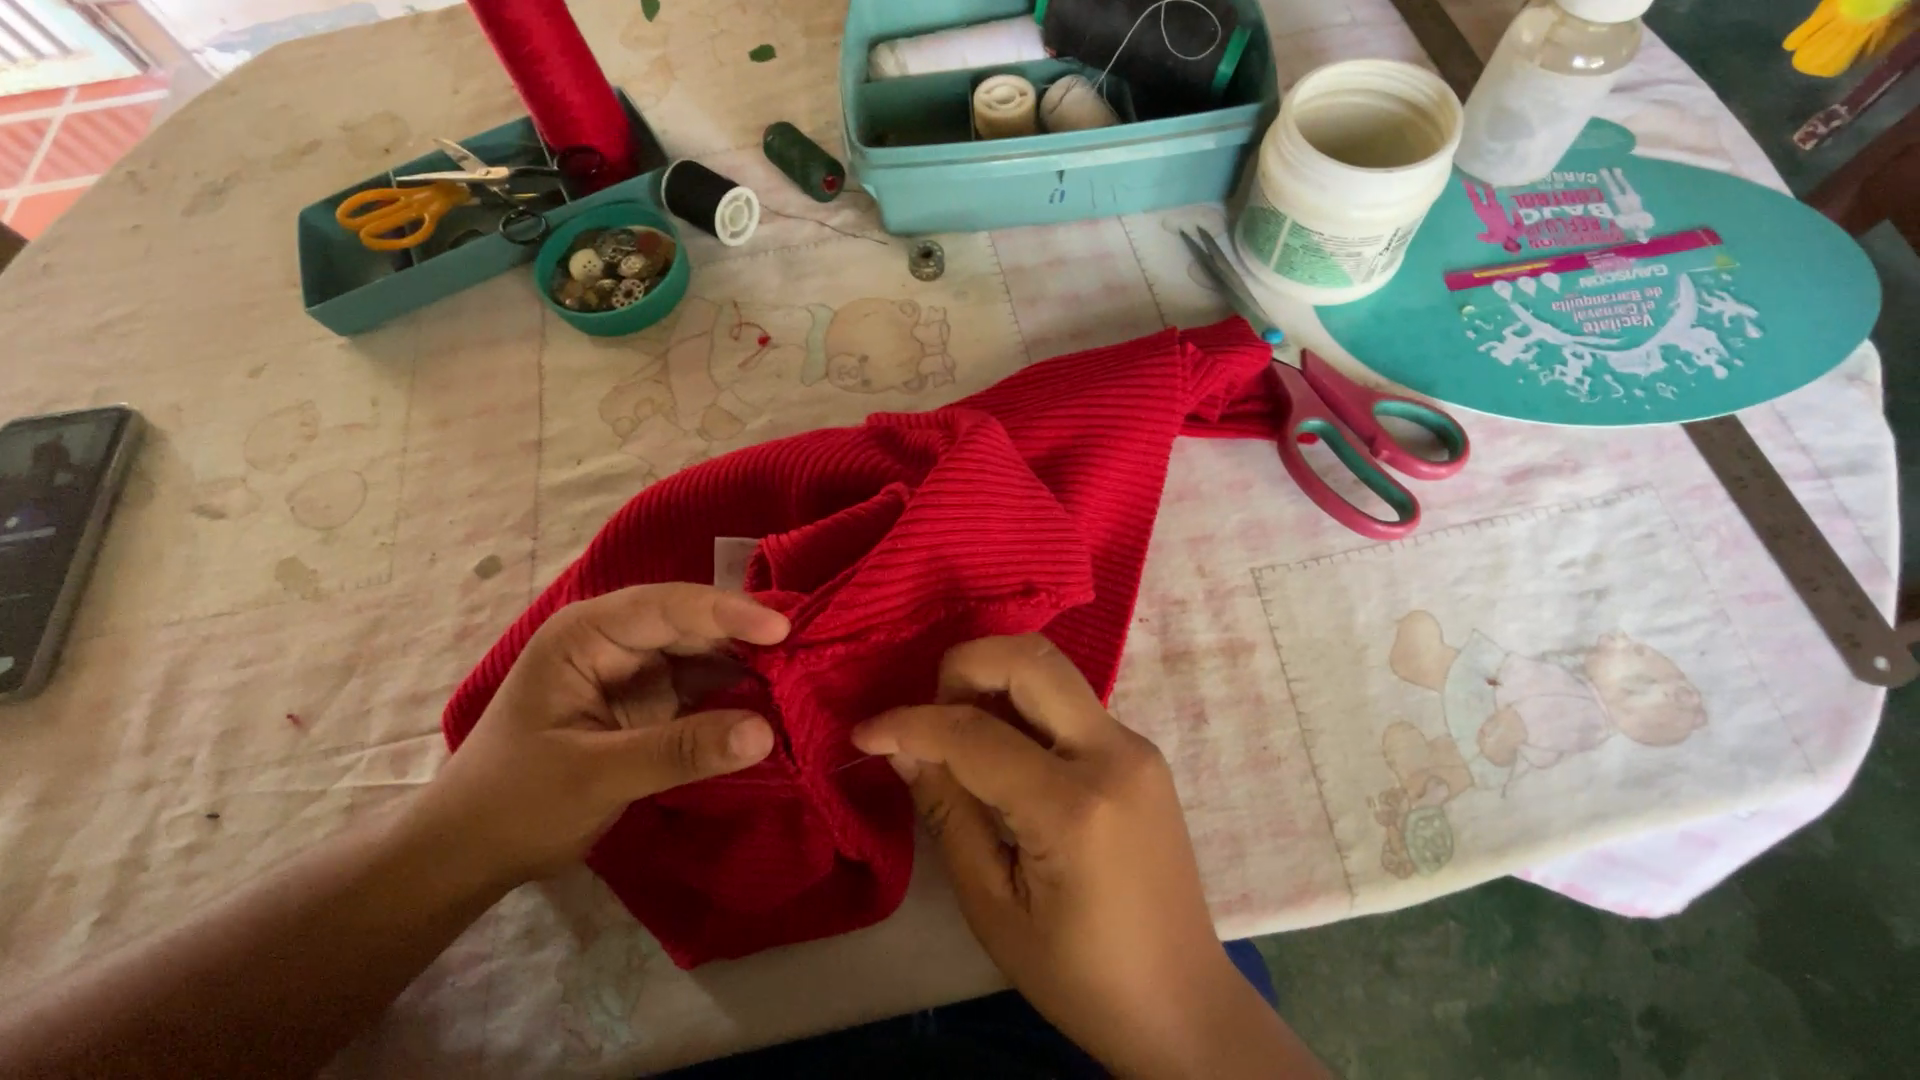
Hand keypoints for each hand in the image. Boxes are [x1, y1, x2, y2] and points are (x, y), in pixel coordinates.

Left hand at [418, 584, 789, 886]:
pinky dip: (739, 698)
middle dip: (749, 638)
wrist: (471, 853)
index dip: (727, 613)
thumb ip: (680, 750)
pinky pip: (704, 691)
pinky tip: (777, 705)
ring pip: (705, 656)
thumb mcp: (595, 775)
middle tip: (812, 651)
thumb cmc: (515, 802)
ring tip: (807, 676)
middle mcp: (615, 642)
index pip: (665, 607)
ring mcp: (635, 674)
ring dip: (751, 668)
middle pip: (694, 625)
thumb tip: (766, 732)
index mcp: (586, 636)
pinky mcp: (650, 707)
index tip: (783, 629)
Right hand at [853, 635, 1324, 1078]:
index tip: (864, 733)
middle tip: (928, 713)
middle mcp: (1114, 755)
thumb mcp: (993, 906)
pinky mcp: (1143, 756)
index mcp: (1074, 807)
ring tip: (957, 733)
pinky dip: (1025, 707)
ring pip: (1055, 673)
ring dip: (996, 681)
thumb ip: (948, 813)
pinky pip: (1072, 705)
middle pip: (1030, 660)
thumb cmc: (1080, 975)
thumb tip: (903, 748)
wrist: (1182, 1002)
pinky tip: (1001, 750)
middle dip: (964, 665)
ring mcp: (1136, 749)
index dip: (910, 724)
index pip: (975, 733)